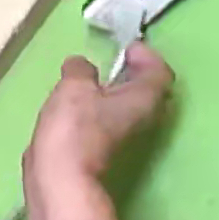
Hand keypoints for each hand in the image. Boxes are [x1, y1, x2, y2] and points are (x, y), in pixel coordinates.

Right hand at [25, 43, 173, 186]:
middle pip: (147, 90)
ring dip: (113, 90)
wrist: (60, 173)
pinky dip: (98, 105)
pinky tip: (77, 103)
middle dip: (133, 73)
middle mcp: (142, 115)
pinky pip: (107, 116)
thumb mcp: (74, 87)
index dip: (146, 55)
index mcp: (145, 98)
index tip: (128, 46)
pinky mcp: (103, 144)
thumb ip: (79, 70)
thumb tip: (80, 63)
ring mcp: (123, 132)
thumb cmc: (74, 127)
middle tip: (114, 61)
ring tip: (91, 79)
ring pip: (126, 105)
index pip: (158, 71)